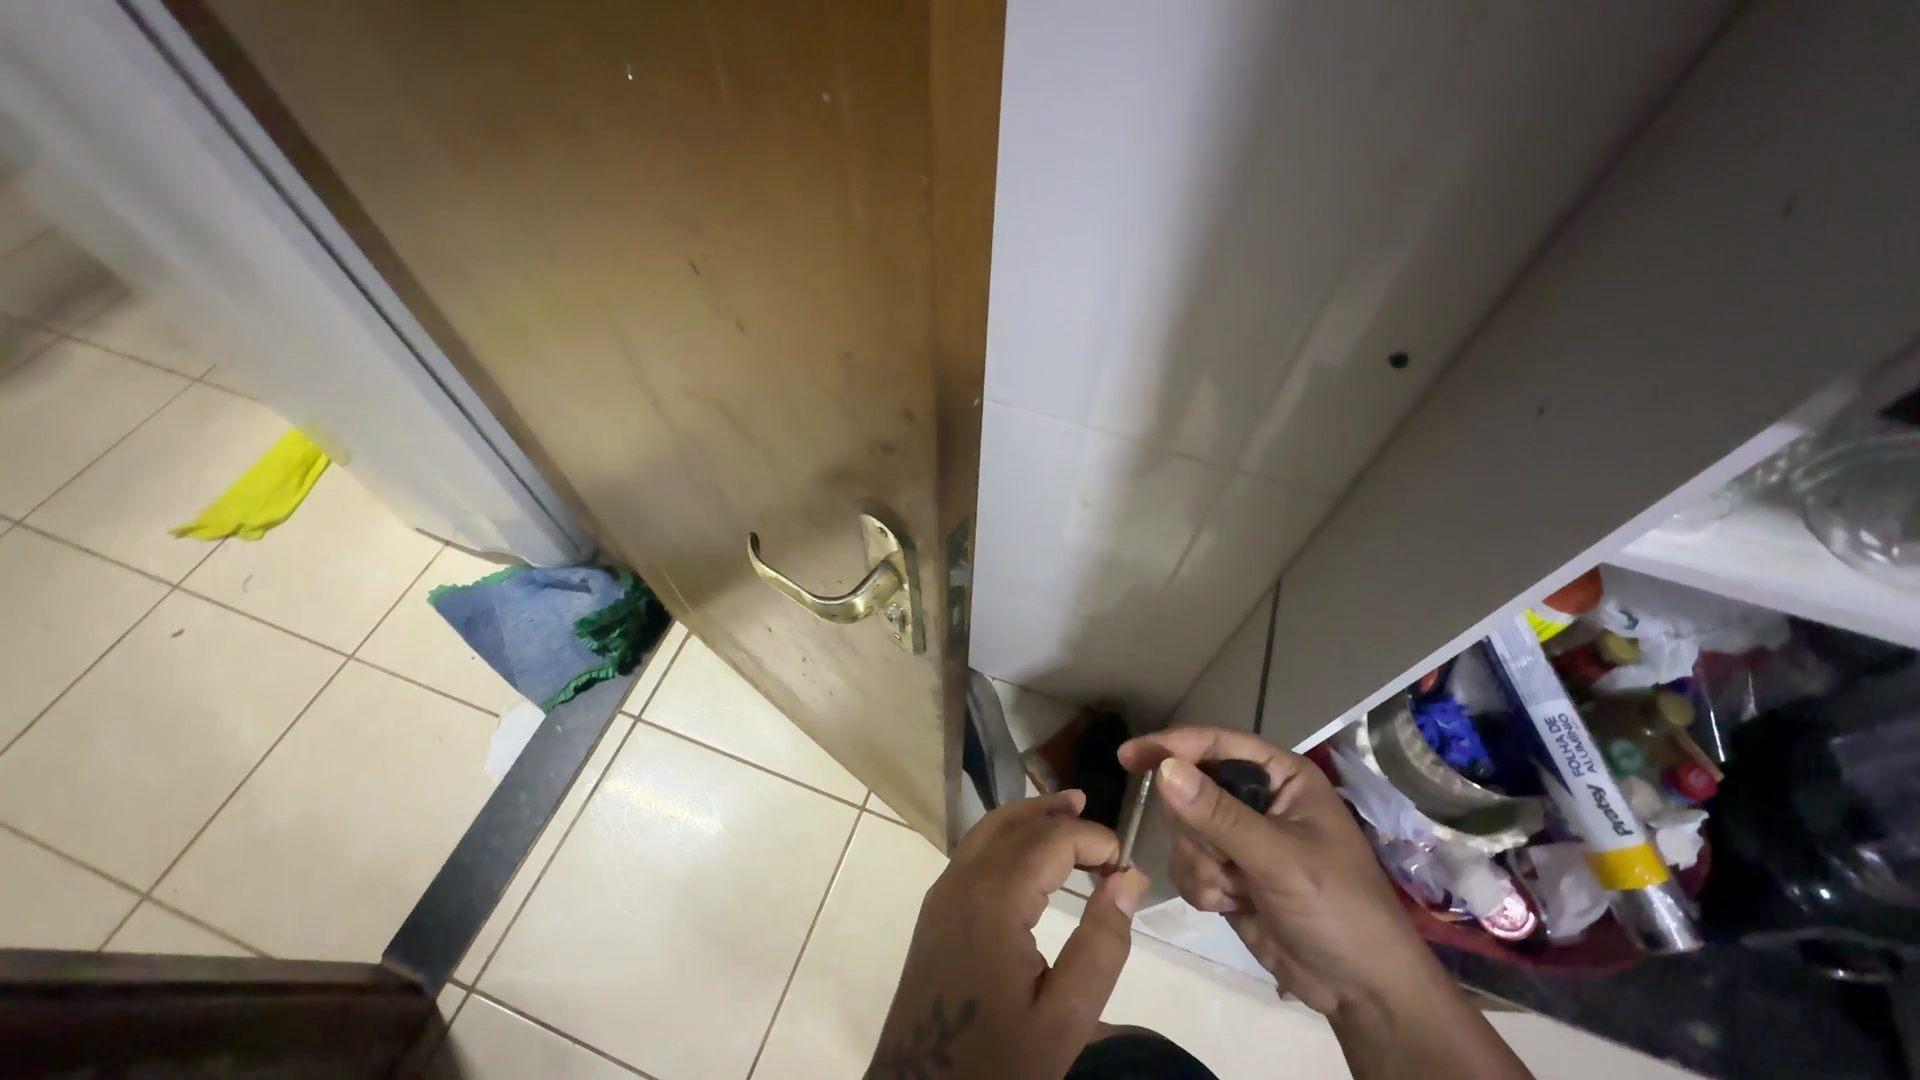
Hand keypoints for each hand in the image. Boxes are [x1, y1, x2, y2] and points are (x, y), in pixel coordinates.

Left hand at [867, 790, 1150, 1079]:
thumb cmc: (1000, 1060)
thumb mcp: (1066, 1016)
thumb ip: (1102, 944)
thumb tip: (1127, 880)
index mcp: (994, 899)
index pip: (1052, 840)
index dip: (1093, 839)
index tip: (1126, 862)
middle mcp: (961, 881)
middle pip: (1016, 824)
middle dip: (1061, 817)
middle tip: (1100, 821)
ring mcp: (941, 894)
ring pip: (988, 831)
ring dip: (1030, 817)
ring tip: (1068, 811)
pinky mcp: (934, 912)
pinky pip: (973, 852)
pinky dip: (1007, 837)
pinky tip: (1029, 854)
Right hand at [1116, 728, 1434, 1017]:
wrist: (1360, 989)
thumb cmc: (1338, 909)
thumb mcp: (1278, 859)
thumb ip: (1218, 814)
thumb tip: (1164, 769)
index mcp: (1282, 778)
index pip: (1215, 745)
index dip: (1171, 747)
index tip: (1128, 758)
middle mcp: (1258, 800)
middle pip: (1189, 790)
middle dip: (1194, 831)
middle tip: (1221, 861)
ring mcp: (1240, 838)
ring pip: (1182, 831)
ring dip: (1199, 865)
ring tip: (1236, 891)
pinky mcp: (1228, 873)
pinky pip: (1186, 864)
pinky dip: (1201, 887)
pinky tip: (1232, 905)